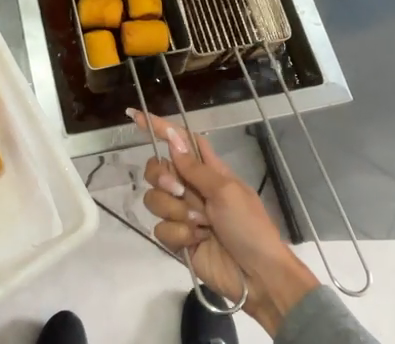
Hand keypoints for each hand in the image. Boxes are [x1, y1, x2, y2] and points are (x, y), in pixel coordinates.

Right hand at [130, 110, 318, 334]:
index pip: (181, 142)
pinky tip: (196, 241)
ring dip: (175, 210)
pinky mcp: (177, 239)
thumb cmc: (249, 226)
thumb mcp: (226, 191)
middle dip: (162, 178)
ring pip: (155, 198)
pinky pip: (160, 228)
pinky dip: (178, 234)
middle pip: (158, 169)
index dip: (160, 128)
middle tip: (179, 190)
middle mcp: (191, 188)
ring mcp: (183, 214)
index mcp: (208, 171)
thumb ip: (195, 167)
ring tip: (199, 224)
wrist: (258, 277)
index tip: (136, 117)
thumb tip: (172, 136)